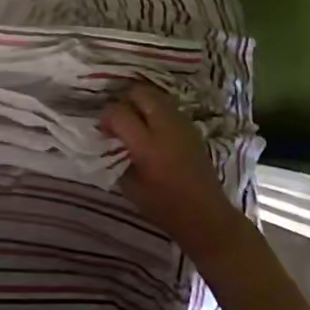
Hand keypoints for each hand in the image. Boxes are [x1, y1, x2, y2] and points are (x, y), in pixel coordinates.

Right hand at [101, 83, 242, 250]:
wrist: (206, 215)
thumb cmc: (165, 207)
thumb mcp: (131, 187)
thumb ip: (117, 159)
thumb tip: (109, 143)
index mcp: (147, 145)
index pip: (119, 113)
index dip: (106, 118)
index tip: (104, 130)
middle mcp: (166, 127)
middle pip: (140, 93)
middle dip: (125, 102)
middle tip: (119, 121)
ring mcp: (182, 124)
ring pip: (157, 96)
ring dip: (142, 104)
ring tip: (136, 123)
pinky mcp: (193, 128)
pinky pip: (169, 107)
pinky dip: (157, 111)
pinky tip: (153, 130)